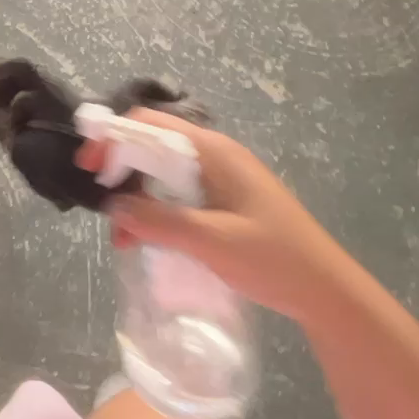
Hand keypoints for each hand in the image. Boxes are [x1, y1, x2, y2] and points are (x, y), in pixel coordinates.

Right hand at [77, 110, 351, 322]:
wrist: (329, 294)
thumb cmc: (274, 259)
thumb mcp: (211, 241)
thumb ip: (158, 220)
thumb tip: (113, 205)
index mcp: (212, 151)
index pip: (149, 124)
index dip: (113, 138)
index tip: (90, 167)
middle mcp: (213, 155)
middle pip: (152, 145)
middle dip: (120, 170)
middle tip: (102, 204)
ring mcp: (219, 178)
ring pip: (161, 172)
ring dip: (136, 197)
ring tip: (121, 236)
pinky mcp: (222, 201)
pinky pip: (176, 193)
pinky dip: (154, 210)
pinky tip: (144, 239)